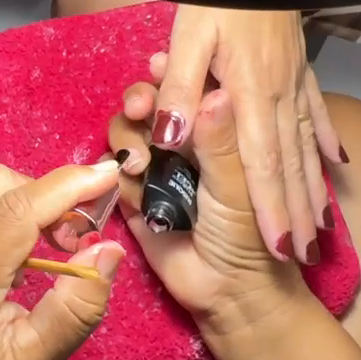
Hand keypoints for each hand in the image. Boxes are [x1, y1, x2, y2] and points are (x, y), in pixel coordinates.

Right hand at [110, 75, 311, 357]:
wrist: (227, 294)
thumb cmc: (248, 237)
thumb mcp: (238, 186)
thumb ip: (221, 142)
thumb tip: (213, 90)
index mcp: (217, 133)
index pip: (188, 90)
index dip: (171, 74)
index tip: (159, 65)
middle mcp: (184, 144)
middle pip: (149, 106)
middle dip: (140, 102)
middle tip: (138, 108)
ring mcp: (156, 168)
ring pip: (126, 134)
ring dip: (127, 140)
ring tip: (139, 163)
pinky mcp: (132, 195)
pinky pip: (112, 173)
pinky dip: (117, 176)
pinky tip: (132, 189)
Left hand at [152, 6, 342, 263]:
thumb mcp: (187, 37)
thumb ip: (180, 88)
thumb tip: (172, 137)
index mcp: (251, 93)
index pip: (262, 162)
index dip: (272, 207)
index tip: (281, 248)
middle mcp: (281, 95)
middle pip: (290, 164)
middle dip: (297, 213)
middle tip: (307, 257)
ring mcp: (296, 82)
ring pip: (307, 146)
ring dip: (314, 189)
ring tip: (323, 228)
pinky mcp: (299, 68)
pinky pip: (317, 113)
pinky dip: (326, 142)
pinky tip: (338, 165)